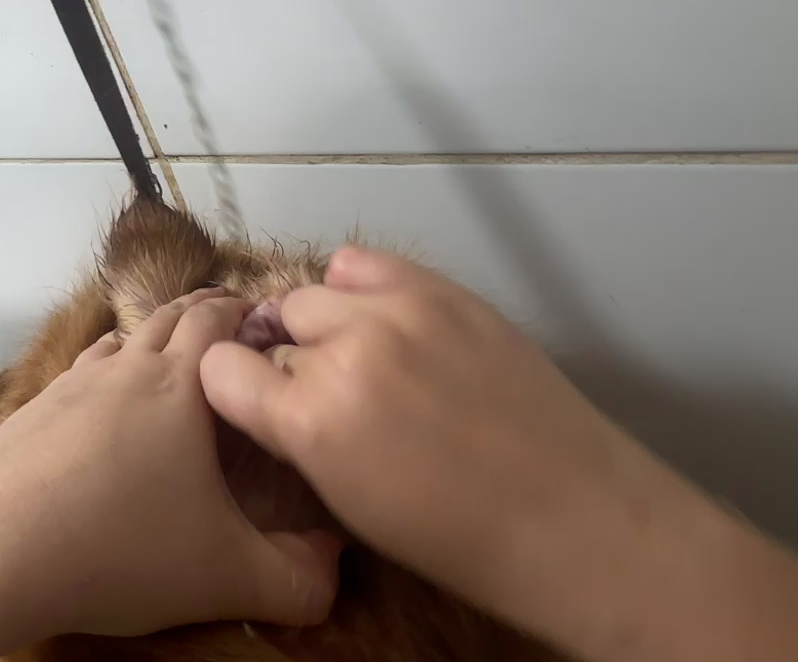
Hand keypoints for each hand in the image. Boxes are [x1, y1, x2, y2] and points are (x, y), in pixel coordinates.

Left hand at [0, 288, 342, 638]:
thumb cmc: (122, 545)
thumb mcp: (227, 575)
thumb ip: (299, 578)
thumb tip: (336, 564)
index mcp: (177, 385)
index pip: (213, 320)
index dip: (239, 308)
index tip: (258, 312)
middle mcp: (125, 368)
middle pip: (168, 318)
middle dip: (200, 311)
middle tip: (223, 319)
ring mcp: (73, 384)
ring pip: (121, 340)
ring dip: (149, 337)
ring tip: (167, 354)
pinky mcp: (35, 407)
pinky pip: (82, 371)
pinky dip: (105, 370)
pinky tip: (101, 399)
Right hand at [199, 247, 719, 653]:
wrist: (577, 520)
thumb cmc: (456, 536)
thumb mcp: (344, 498)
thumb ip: (291, 430)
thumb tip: (267, 384)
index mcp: (311, 422)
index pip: (220, 368)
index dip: (231, 383)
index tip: (253, 395)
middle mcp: (344, 354)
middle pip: (273, 325)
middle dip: (286, 356)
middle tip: (325, 385)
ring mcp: (395, 313)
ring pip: (314, 293)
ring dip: (324, 323)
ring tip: (360, 351)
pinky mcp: (438, 290)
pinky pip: (360, 262)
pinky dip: (357, 286)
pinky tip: (379, 316)